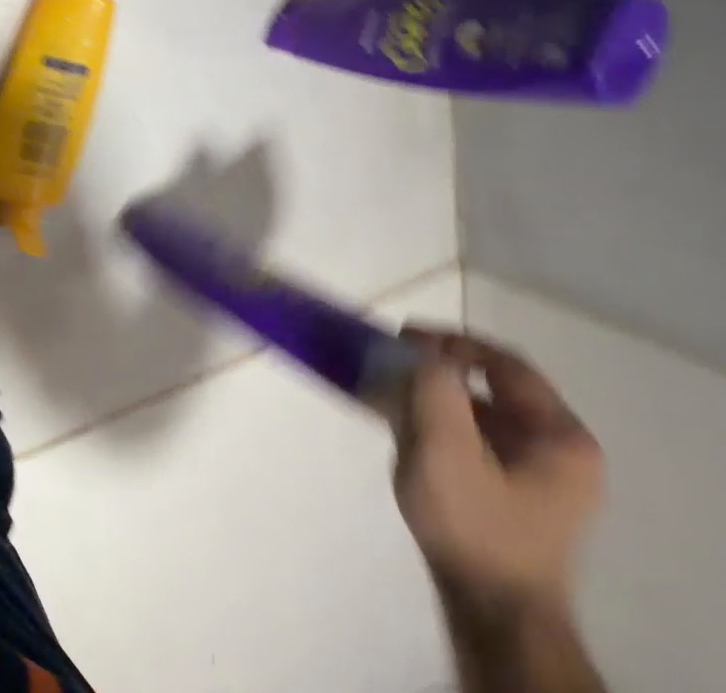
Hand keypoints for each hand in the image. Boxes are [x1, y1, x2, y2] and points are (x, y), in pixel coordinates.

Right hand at [392, 328, 604, 611]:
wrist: (493, 606)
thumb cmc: (474, 525)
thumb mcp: (445, 452)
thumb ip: (434, 394)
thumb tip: (424, 354)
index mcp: (559, 436)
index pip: (506, 366)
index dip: (452, 343)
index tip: (400, 335)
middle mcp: (558, 450)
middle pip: (493, 390)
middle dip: (435, 371)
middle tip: (385, 362)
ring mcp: (538, 476)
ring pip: (480, 417)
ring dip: (431, 399)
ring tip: (382, 394)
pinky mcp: (512, 495)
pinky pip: (473, 442)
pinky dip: (436, 426)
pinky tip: (401, 430)